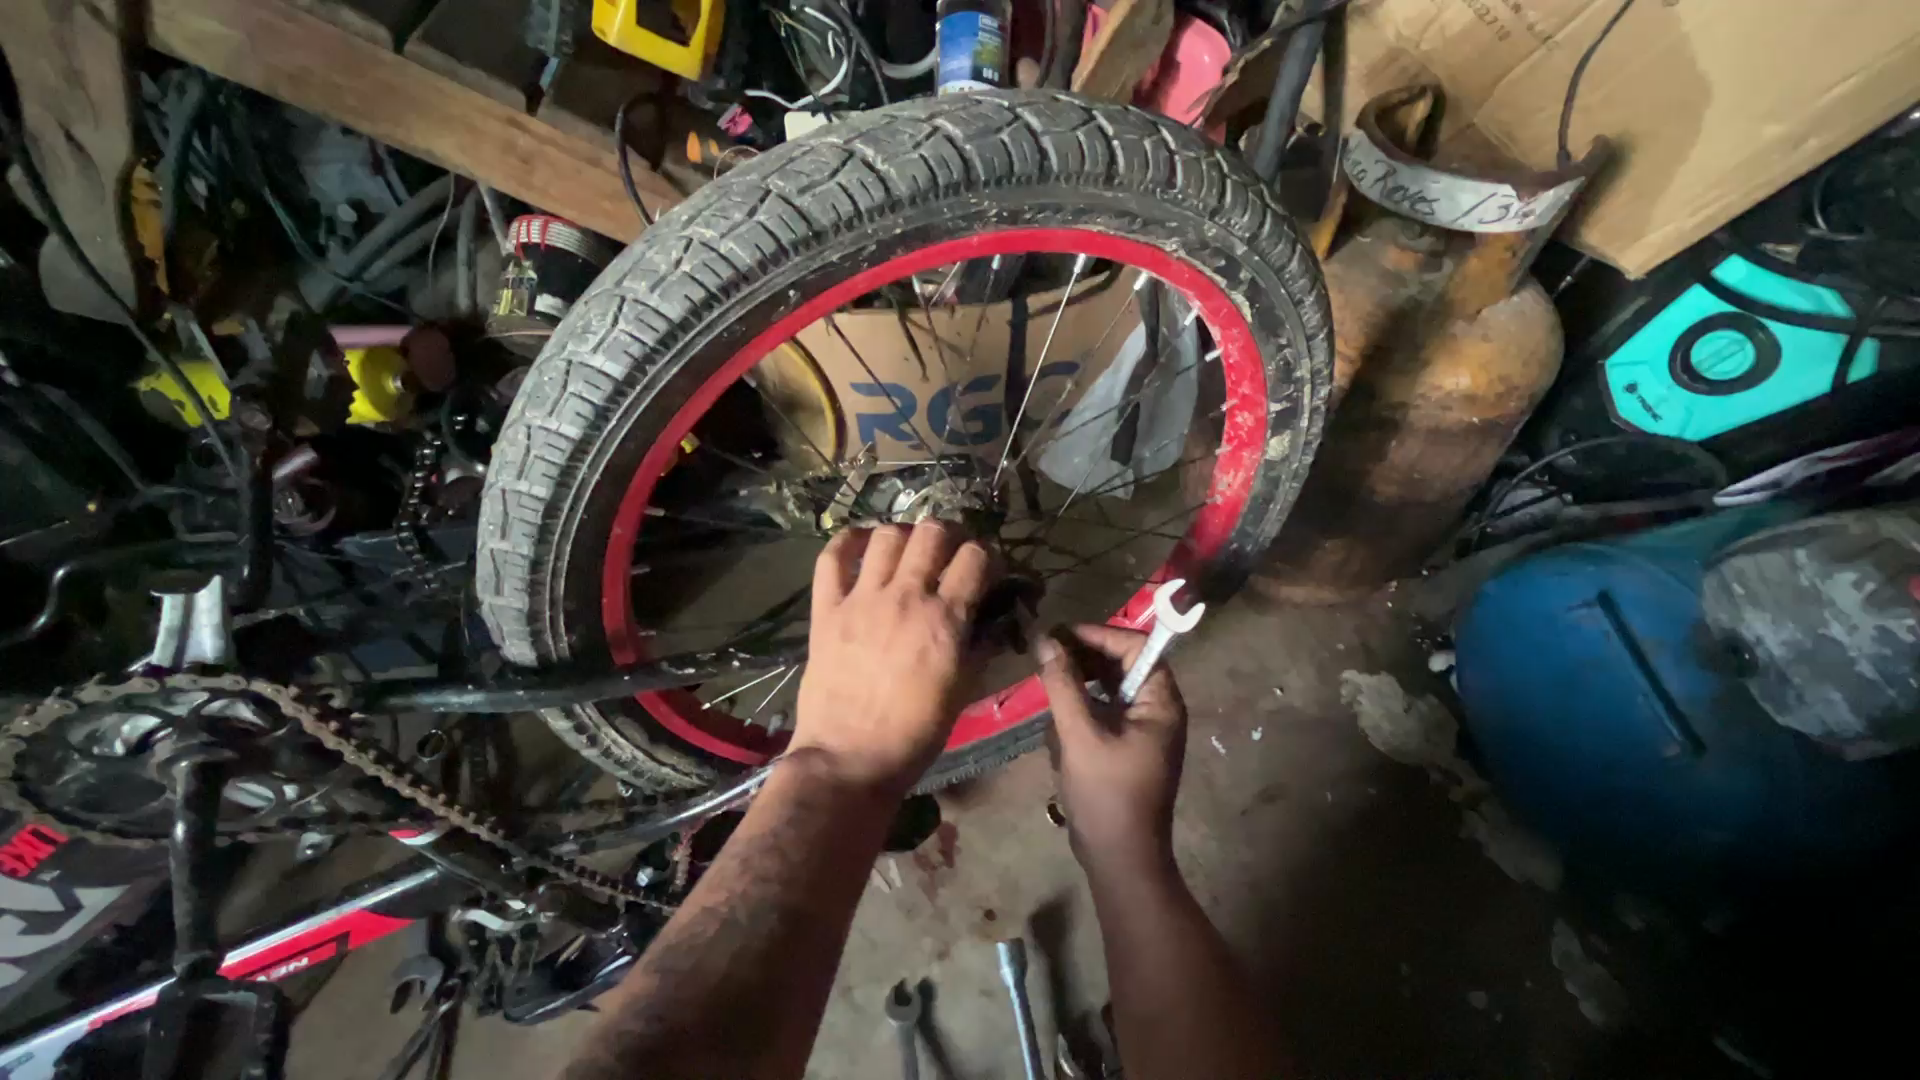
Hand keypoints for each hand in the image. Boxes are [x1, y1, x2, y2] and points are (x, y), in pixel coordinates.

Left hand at [789, 522, 995, 795]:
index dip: (988, 556)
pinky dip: (848, 541)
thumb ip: (982, 646)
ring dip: (905, 535)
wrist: (850, 758)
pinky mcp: (826, 609)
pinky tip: (863, 544)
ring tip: (909, 552)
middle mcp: (905, 597)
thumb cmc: (915, 734)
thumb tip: (998, 617)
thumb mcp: (963, 690)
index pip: (976, 557)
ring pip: (887, 535)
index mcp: (944, 620)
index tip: (987, 570)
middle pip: (933, 532)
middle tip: (950, 553)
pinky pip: (832, 557)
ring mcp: (861, 600)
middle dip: (951, 534)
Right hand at [1036, 625, 1187, 873]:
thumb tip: (1046, 640)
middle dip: (1085, 658)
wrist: (1121, 858)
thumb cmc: (1107, 794)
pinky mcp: (1127, 748)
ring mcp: (1143, 731)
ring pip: (1110, 689)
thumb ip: (1063, 685)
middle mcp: (1158, 711)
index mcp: (1161, 703)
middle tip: (1046, 654)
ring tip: (1047, 682)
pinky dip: (1082, 710)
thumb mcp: (1080, 735)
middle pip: (1122, 665)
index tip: (1061, 635)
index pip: (1136, 647)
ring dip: (1080, 684)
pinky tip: (1057, 718)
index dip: (1099, 635)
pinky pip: (1104, 713)